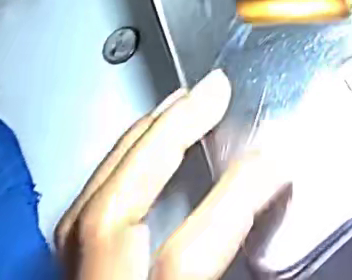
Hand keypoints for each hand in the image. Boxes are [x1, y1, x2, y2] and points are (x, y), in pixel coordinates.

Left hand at [58, 70, 287, 278]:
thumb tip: (266, 199)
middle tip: (212, 90)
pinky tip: (135, 159)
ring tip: (177, 106)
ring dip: (139, 142)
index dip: (234, 199)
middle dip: (167, 135)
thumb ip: (230, 271)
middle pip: (115, 205)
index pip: (184, 257)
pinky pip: (77, 218)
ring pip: (85, 203)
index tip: (273, 160)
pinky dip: (112, 174)